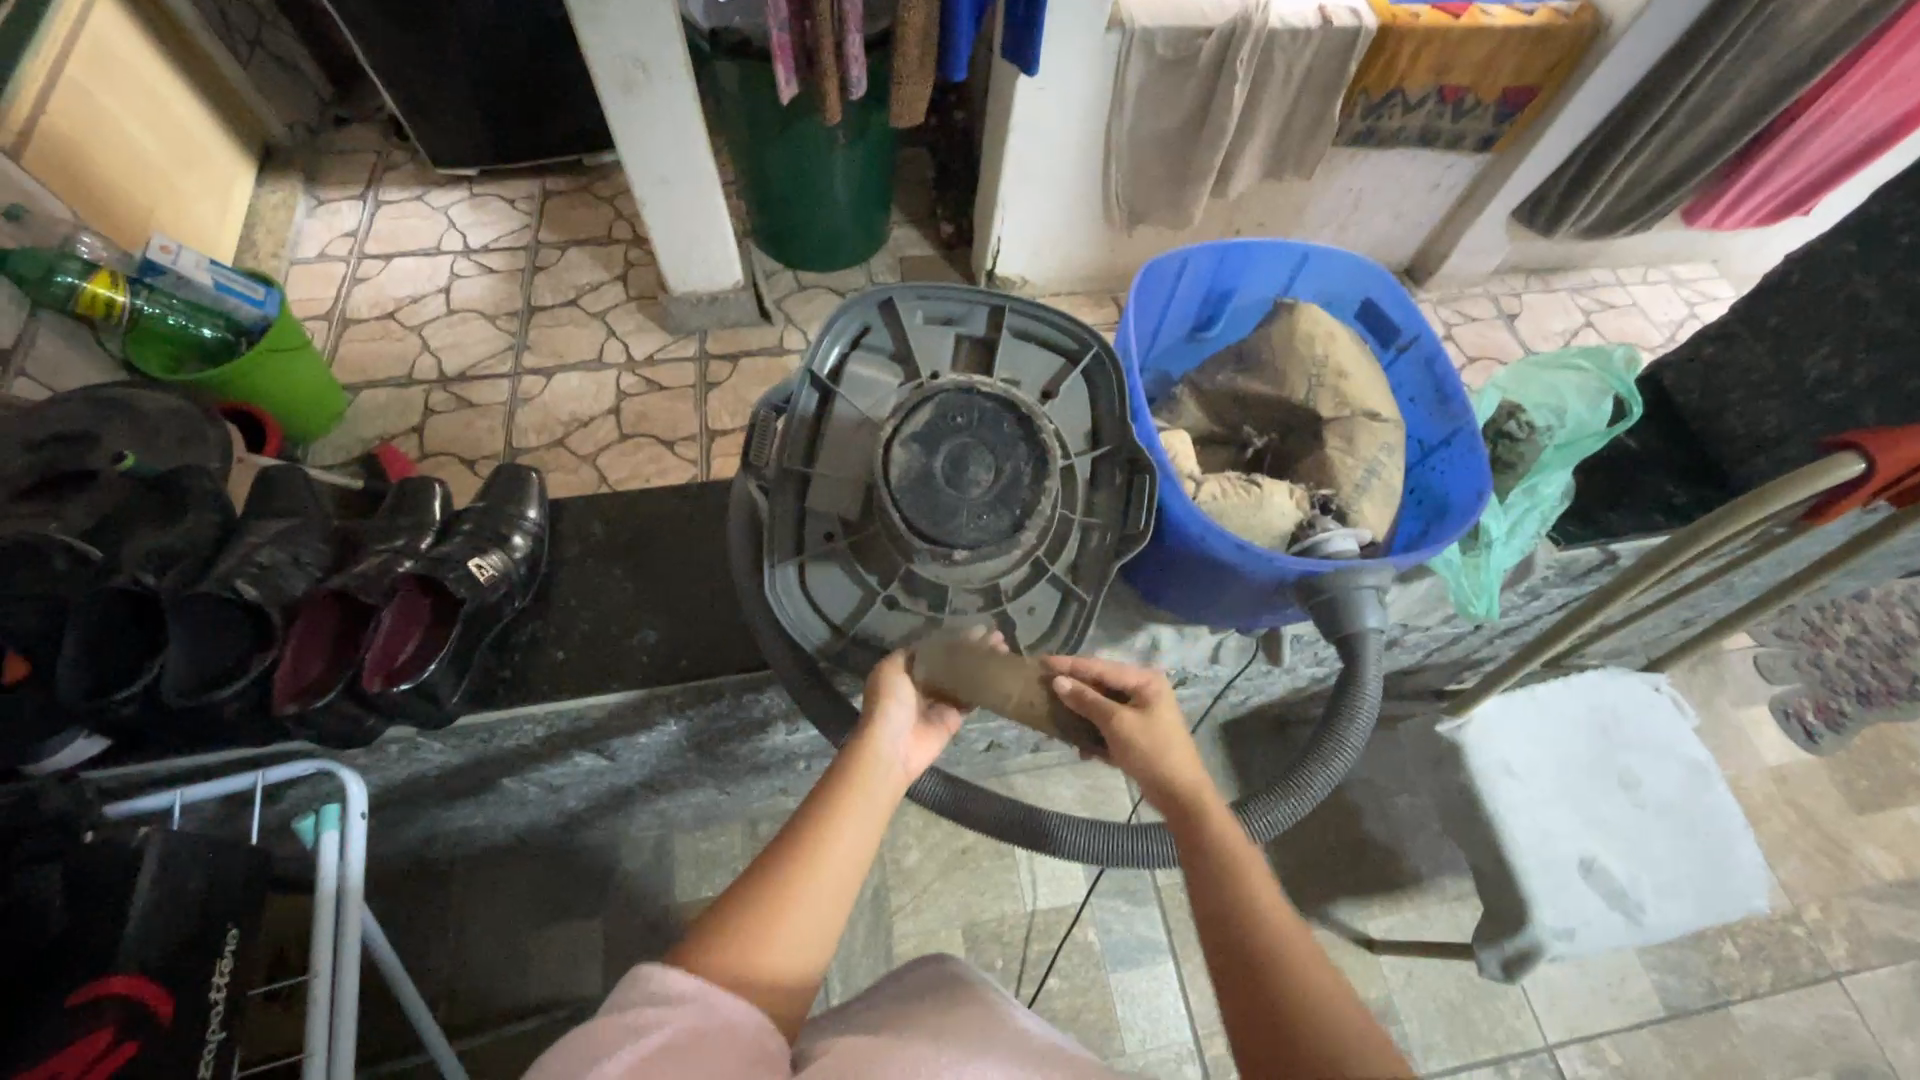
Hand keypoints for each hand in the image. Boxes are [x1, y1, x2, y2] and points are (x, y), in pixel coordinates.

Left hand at [853, 634, 997, 786]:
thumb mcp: (890, 669)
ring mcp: (940, 700)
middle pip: (953, 661)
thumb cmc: (889, 703)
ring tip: (1003, 649)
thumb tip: (932, 642)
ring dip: (981, 663)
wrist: (894, 746)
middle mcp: (924, 682)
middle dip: (973, 648)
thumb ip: (910, 653)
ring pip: (964, 677)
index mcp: (907, 669)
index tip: (978, 627)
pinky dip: (984, 686)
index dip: (955, 637)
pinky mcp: (954, 718)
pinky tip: (999, 671)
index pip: (935, 648)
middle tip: (996, 636)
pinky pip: (970, 699)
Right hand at [1045, 655, 1218, 817]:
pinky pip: (1108, 723)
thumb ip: (1086, 700)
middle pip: (1101, 684)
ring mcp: (1141, 711)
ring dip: (1081, 713)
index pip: (1100, 666)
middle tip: (1044, 686)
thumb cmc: (1151, 751)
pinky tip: (1081, 748)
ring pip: (1102, 705)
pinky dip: (1094, 732)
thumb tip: (1058, 682)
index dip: (1070, 665)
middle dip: (1074, 689)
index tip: (1042, 662)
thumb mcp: (1116, 723)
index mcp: (1144, 680)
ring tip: (1055, 714)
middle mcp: (1144, 689)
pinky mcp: (1136, 732)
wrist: (1180, 794)